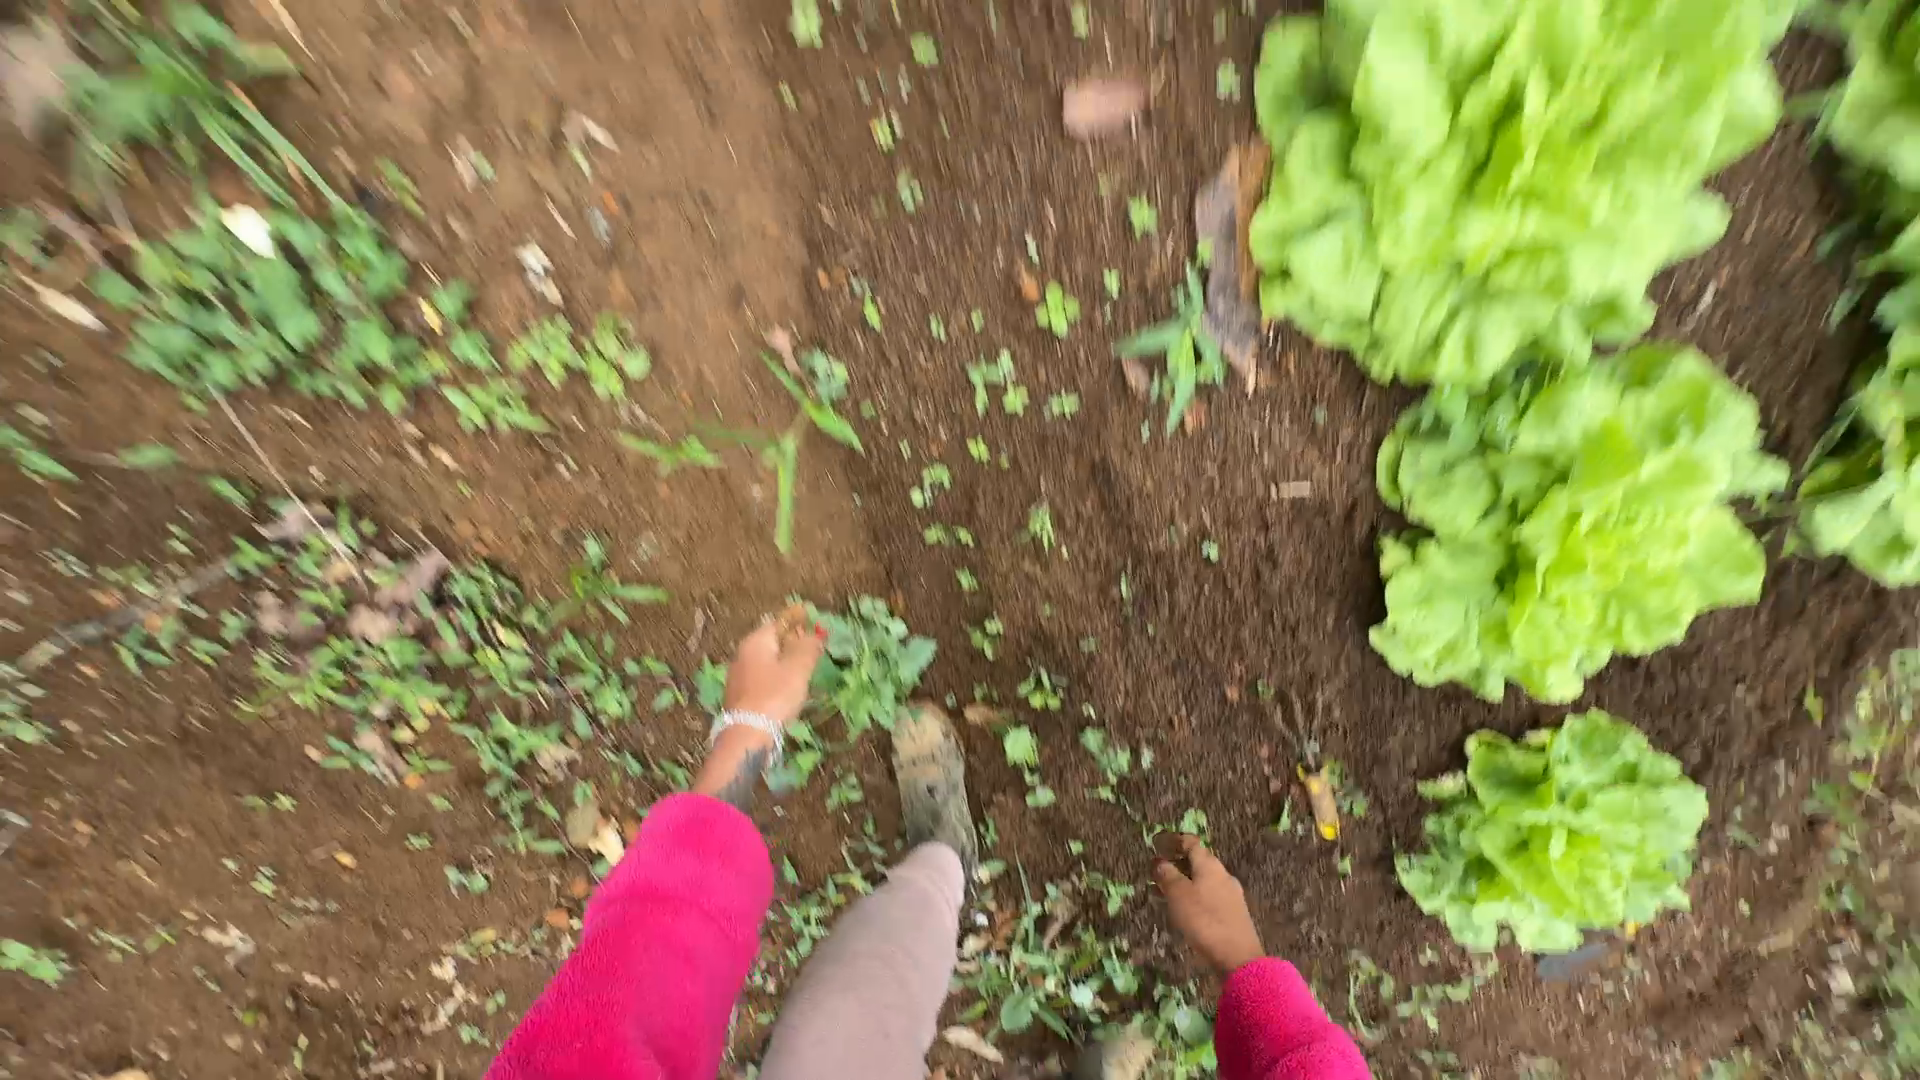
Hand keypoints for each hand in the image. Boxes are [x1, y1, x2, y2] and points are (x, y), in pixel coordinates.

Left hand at [694, 619, 827, 810]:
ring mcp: (739, 676)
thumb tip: (816, 633)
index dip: (797, 618)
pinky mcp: (740, 695)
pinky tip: (788, 686)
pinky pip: (763, 677)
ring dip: (785, 658)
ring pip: (767, 660)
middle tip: (811, 640)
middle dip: (791, 638)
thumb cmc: (775, 695)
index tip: (811, 616)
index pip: (778, 621)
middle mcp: (743, 654)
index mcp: (755, 642)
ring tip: (804, 663)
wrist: (747, 734)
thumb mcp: (798, 667)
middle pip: (771, 640)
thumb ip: (809, 646)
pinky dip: (777, 675)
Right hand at [1155, 836, 1264, 974]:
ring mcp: (1230, 895)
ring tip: (1162, 891)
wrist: (1238, 959)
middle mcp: (1222, 875)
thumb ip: (1167, 874)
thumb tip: (1159, 861)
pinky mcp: (1233, 914)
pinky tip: (1182, 910)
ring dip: (1182, 881)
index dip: (1172, 840)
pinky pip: (1208, 896)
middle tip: (1156, 870)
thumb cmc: (1204, 920)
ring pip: (1202, 881)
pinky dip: (1192, 896)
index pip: (1191, 842)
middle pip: (1197, 861)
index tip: (1156, 843)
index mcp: (1210, 865)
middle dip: (1176, 862)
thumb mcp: (1178, 894)